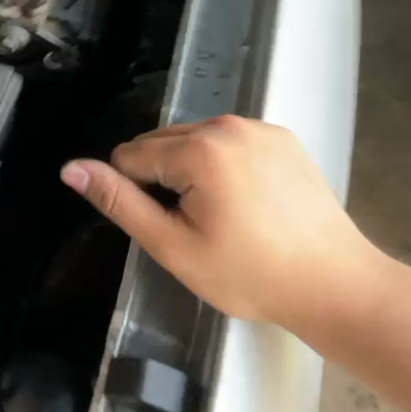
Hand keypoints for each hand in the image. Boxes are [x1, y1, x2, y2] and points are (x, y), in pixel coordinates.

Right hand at [60, 116, 391, 332]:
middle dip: (164, 180)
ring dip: (190, 171)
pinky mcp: (281, 136)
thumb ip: (119, 202)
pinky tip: (248, 201)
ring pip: (190, 140)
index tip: (177, 229)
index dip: (141, 197)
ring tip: (225, 215)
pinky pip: (225, 140)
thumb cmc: (250, 275)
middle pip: (159, 144)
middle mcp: (226, 124)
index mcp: (198, 149)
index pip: (130, 158)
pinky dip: (222, 164)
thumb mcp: (173, 246)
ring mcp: (258, 127)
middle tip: (199, 226)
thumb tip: (71, 168)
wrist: (339, 287)